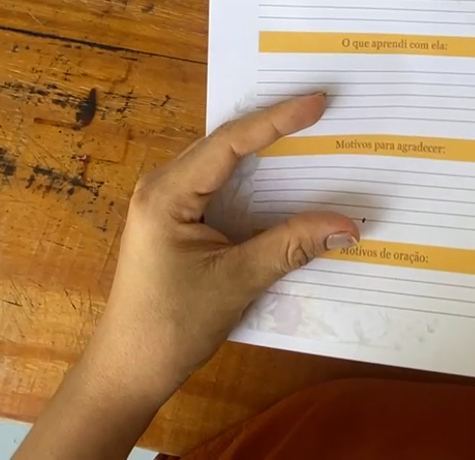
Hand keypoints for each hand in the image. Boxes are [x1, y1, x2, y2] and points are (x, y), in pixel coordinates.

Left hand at [81, 92, 360, 404]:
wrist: (127, 373)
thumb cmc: (172, 326)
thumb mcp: (237, 281)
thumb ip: (291, 246)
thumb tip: (347, 226)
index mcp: (168, 192)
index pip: (230, 141)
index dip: (277, 119)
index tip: (316, 102)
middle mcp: (163, 185)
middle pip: (225, 142)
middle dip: (271, 124)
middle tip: (317, 109)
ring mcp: (166, 200)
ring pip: (221, 161)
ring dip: (261, 148)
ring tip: (304, 131)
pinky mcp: (174, 218)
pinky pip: (218, 183)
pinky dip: (250, 176)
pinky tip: (277, 176)